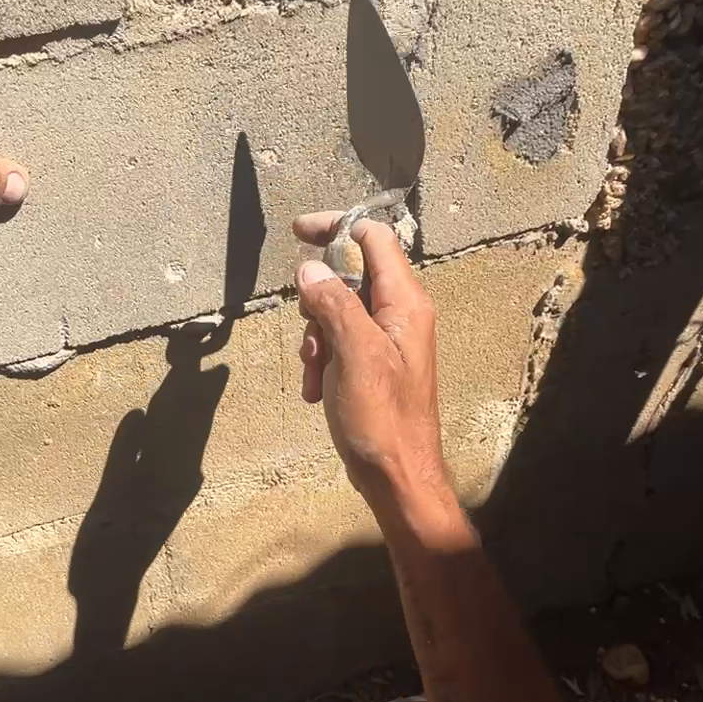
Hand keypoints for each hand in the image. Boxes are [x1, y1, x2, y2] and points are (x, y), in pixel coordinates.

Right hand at [292, 213, 455, 525]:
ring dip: (314, 340)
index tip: (298, 231)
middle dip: (315, 303)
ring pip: (333, 313)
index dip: (337, 227)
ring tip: (317, 374)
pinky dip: (319, 362)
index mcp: (404, 302)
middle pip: (345, 278)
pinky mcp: (368, 364)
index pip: (373, 238)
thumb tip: (311, 268)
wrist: (396, 474)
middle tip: (313, 339)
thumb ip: (335, 304)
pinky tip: (317, 391)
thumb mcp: (355, 354)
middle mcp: (397, 314)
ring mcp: (382, 340)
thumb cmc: (382, 416)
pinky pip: (334, 344)